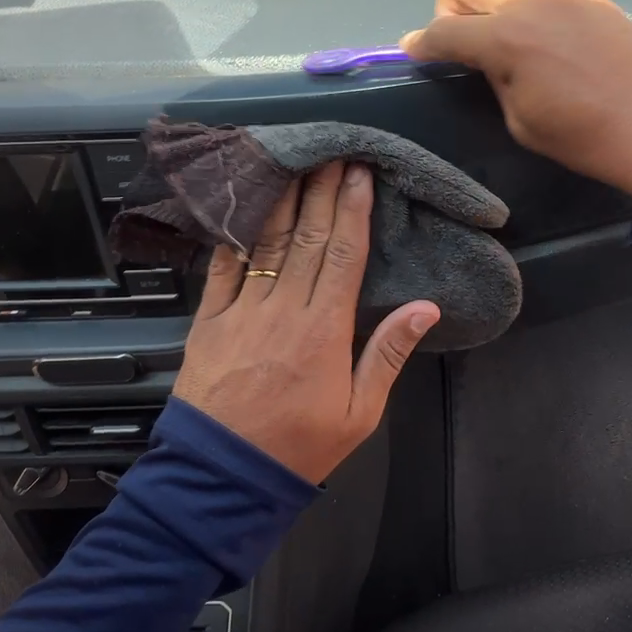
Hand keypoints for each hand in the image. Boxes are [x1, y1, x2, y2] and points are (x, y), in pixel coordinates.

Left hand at [172, 161, 438, 482]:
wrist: (219, 479)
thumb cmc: (299, 446)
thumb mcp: (359, 412)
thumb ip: (388, 353)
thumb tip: (425, 307)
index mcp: (323, 329)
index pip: (343, 253)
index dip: (353, 209)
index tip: (359, 173)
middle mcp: (282, 309)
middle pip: (306, 236)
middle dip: (322, 190)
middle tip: (332, 153)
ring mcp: (240, 310)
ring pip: (265, 242)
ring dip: (283, 198)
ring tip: (293, 163)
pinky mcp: (207, 320)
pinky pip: (222, 266)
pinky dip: (235, 232)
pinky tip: (244, 206)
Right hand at [400, 0, 631, 196]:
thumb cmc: (584, 137)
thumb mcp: (522, 121)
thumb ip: (494, 79)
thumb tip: (481, 60)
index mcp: (506, 38)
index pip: (445, 30)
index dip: (422, 43)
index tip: (413, 49)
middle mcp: (531, 2)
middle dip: (450, 2)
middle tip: (457, 33)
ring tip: (500, 24)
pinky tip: (542, 21)